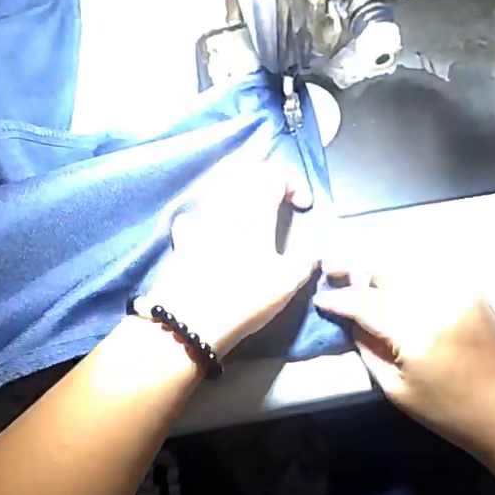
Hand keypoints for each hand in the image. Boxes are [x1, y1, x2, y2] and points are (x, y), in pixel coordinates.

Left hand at [138, 156, 320, 356]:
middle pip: (246, 173)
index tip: (303, 207)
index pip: (276, 173)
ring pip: (220, 189)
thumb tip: (313, 248)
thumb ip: (306, 258)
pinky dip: (208, 216)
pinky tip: (212, 232)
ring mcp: (200, 218)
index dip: (294, 182)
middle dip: (267, 181)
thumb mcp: (289, 282)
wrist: (192, 320)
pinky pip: (195, 214)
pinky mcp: (182, 238)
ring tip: (251, 216)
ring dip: (240, 195)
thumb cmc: (246, 297)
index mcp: (256, 208)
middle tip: (280, 201)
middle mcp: (226, 204)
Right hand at [315, 269, 494, 468]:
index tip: (321, 299)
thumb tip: (352, 322)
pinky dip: (408, 264)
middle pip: (386, 267)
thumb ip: (369, 350)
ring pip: (409, 260)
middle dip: (355, 264)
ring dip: (380, 260)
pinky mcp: (472, 290)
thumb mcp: (397, 390)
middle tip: (333, 268)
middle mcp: (436, 301)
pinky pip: (433, 266)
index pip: (365, 303)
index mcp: (414, 332)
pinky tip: (394, 272)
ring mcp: (458, 291)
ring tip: (359, 267)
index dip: (338, 300)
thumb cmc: (450, 412)